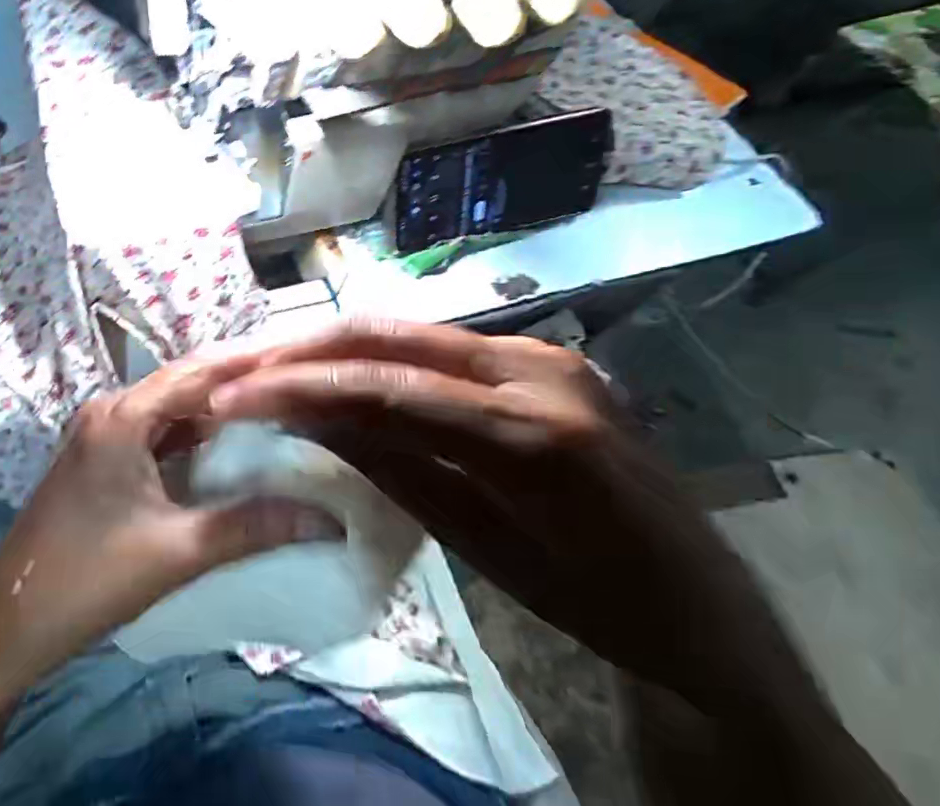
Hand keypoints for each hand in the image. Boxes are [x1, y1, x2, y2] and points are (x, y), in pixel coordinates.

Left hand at [0, 360, 342, 707]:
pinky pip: (148, 434)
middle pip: (179, 386)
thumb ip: (252, 526)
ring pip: (163, 411)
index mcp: (121, 417)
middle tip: (291, 383)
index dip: (245, 361)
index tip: (293, 354)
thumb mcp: (178, 550)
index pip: (195, 373)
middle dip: (233, 384)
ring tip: (267, 411)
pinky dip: (184, 437)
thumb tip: (328, 517)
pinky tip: (218, 450)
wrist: (14, 618)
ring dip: (209, 413)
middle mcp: (106, 413)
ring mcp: (95, 436)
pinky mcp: (93, 461)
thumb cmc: (92, 575)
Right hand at [201, 317, 809, 718]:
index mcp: (532, 433)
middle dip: (305, 351)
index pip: (385, 387)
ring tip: (273, 366)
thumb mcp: (477, 544)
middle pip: (392, 337)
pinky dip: (379, 356)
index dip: (300, 386)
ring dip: (335, 348)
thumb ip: (392, 464)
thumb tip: (308, 415)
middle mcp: (540, 370)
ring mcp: (547, 355)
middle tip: (242, 369)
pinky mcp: (544, 358)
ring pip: (411, 332)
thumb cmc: (592, 602)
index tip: (235, 394)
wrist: (704, 608)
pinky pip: (442, 346)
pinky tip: (339, 369)